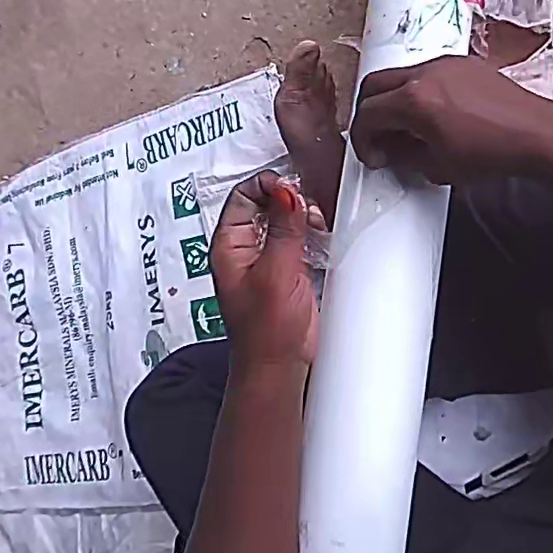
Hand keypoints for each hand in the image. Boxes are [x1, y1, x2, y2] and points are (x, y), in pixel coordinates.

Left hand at [212, 171, 319, 366]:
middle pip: (266, 204)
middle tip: (309, 211)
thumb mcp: (276, 273)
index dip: (268, 186)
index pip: (244, 195)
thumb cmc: (265, 332)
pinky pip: (298, 239)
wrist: (279, 367)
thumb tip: (286, 191)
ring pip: (284, 220)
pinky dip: (311, 233)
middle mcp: (245, 249)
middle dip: (290, 202)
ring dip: (303, 217)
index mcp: (229, 245)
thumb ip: (284, 230)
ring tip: (317, 224)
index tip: (294, 191)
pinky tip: (322, 237)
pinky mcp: (287, 270)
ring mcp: (267, 258)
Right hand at [349, 55, 552, 183]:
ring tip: (407, 130)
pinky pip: (428, 74)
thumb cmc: (493, 153)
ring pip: (401, 77)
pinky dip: (418, 93)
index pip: (368, 114)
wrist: (539, 136)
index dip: (363, 140)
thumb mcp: (437, 165)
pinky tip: (433, 117)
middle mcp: (426, 73)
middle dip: (370, 114)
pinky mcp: (466, 65)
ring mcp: (447, 64)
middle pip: (375, 86)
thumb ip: (403, 155)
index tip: (373, 156)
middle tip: (378, 138)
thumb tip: (389, 150)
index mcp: (414, 100)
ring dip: (394, 101)